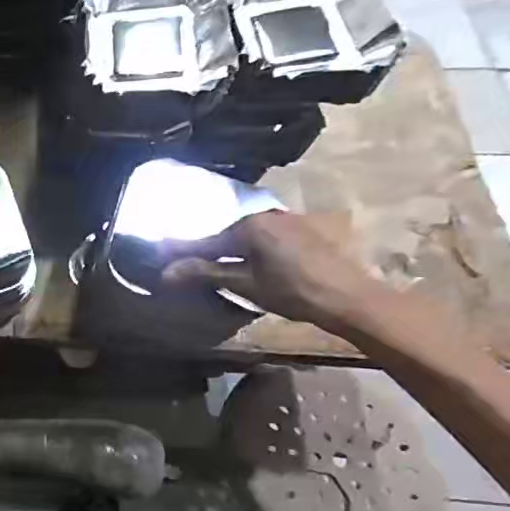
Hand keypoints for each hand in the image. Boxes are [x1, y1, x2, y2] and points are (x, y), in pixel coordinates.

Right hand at [159, 210, 393, 335]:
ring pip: (247, 234)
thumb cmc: (293, 291)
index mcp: (248, 224)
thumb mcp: (245, 284)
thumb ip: (205, 273)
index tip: (161, 258)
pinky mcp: (302, 230)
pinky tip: (250, 261)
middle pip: (226, 233)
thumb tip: (166, 273)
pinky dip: (252, 248)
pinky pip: (265, 236)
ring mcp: (286, 219)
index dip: (182, 252)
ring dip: (231, 248)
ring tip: (216, 263)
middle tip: (187, 263)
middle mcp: (265, 214)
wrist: (348, 297)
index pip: (206, 241)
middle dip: (207, 248)